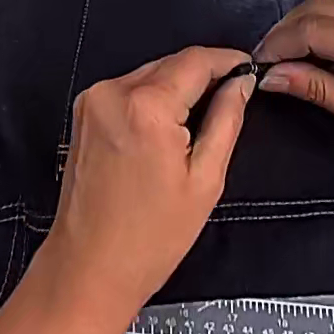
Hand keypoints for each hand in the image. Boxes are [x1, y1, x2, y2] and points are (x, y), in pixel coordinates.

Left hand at [40, 46, 254, 306]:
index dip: (228, 60)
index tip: (249, 68)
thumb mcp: (206, 179)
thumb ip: (227, 118)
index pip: (197, 59)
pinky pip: (132, 85)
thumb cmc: (152, 237)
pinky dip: (155, 94)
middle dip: (205, 73)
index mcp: (147, 106)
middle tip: (232, 94)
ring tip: (201, 114)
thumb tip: (242, 81)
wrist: (85, 273)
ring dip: (179, 84)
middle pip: (174, 62)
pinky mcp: (84, 109)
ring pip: (154, 71)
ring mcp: (94, 97)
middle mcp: (115, 90)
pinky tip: (167, 123)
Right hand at [253, 0, 333, 203]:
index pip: (315, 28)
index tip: (259, 64)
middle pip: (322, 7)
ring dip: (307, 28)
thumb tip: (275, 75)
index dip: (280, 44)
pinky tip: (322, 57)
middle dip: (288, 31)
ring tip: (291, 63)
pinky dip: (331, 30)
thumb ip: (319, 90)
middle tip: (268, 63)